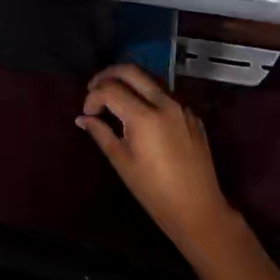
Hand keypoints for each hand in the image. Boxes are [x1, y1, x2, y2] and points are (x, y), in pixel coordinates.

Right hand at [76, 64, 232, 241]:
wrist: (197, 208)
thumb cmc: (153, 190)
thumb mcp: (121, 161)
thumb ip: (101, 133)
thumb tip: (82, 118)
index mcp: (144, 116)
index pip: (110, 90)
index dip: (93, 97)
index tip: (87, 112)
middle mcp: (165, 103)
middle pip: (132, 71)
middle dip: (108, 75)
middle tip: (94, 88)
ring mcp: (182, 107)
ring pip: (152, 79)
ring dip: (130, 81)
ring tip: (114, 95)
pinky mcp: (192, 116)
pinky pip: (167, 95)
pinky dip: (148, 95)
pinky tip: (140, 113)